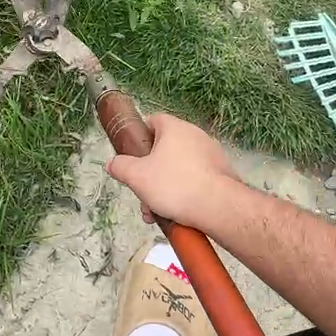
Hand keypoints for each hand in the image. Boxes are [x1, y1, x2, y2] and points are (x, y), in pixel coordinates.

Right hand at [104, 113, 244, 232]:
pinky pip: (196, 178)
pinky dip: (185, 192)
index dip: (139, 137)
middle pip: (164, 149)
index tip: (133, 157)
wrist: (219, 207)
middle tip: (143, 195)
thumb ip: (120, 167)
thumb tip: (113, 163)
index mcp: (174, 128)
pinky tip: (178, 214)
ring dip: (165, 188)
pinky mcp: (222, 173)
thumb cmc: (174, 185)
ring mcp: (211, 153)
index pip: (152, 121)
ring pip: (179, 168)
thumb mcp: (137, 177)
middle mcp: (195, 135)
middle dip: (150, 174)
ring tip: (158, 213)